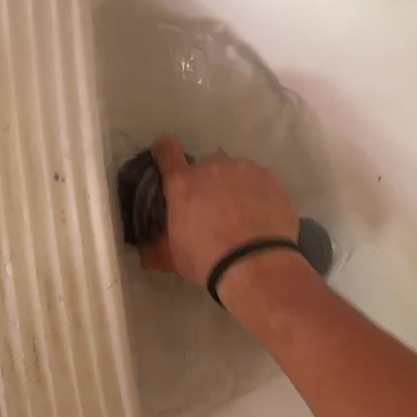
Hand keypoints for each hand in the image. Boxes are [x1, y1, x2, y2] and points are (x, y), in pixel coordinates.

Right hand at [142, 135, 301, 289]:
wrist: (257, 266)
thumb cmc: (207, 259)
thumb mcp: (172, 255)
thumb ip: (158, 243)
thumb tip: (145, 250)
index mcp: (182, 182)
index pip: (167, 149)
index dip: (165, 152)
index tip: (168, 160)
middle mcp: (212, 167)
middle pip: (205, 166)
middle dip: (207, 182)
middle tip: (212, 209)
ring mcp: (245, 169)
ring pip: (234, 172)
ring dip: (233, 187)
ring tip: (241, 215)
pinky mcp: (272, 178)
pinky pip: (259, 181)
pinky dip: (257, 194)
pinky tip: (261, 217)